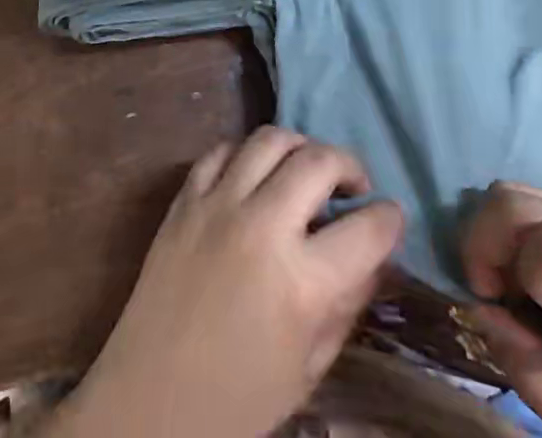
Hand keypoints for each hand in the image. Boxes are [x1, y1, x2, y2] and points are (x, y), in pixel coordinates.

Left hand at [44, 128, 403, 437]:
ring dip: (300, 148)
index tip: (390, 218)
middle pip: (320, 161)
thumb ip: (348, 302)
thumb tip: (375, 256)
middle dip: (350, 167)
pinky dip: (245, 154)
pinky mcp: (183, 202)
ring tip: (305, 171)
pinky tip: (253, 176)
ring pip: (269, 140)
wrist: (150, 401)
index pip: (369, 227)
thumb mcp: (311, 364)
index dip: (390, 218)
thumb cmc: (239, 398)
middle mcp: (262, 227)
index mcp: (303, 282)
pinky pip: (220, 151)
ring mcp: (217, 206)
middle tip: (351, 189)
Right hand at [461, 183, 541, 437]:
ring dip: (502, 240)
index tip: (534, 332)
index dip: (524, 277)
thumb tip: (481, 313)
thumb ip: (541, 383)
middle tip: (492, 300)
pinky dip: (523, 242)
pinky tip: (539, 294)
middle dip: (489, 243)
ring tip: (511, 296)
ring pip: (533, 198)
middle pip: (530, 201)